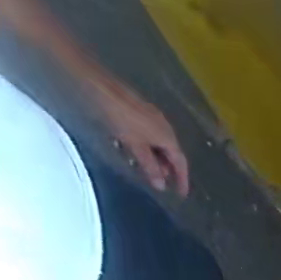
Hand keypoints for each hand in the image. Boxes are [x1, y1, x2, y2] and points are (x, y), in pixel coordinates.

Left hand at [89, 78, 189, 195]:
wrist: (98, 86)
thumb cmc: (119, 118)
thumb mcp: (135, 146)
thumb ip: (149, 167)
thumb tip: (161, 187)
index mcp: (169, 138)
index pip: (181, 164)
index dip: (182, 180)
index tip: (181, 194)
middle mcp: (166, 128)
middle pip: (171, 153)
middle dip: (168, 168)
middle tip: (160, 181)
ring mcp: (154, 118)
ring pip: (160, 144)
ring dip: (156, 158)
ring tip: (146, 167)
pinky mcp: (141, 111)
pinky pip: (150, 134)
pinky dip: (148, 146)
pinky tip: (136, 148)